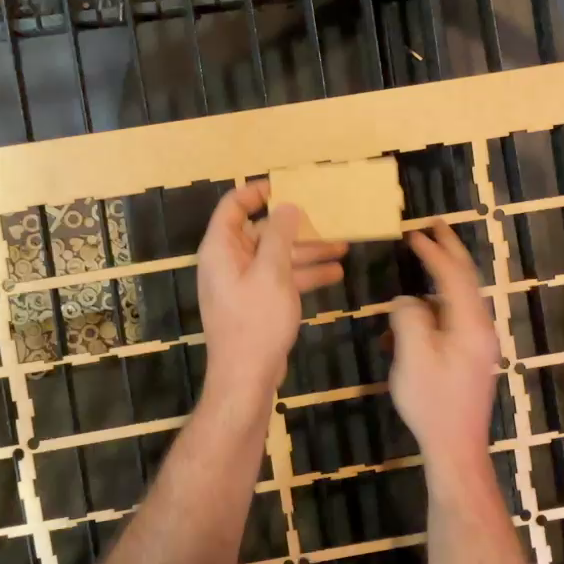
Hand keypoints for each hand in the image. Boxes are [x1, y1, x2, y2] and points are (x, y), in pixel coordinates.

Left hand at [197, 181, 347, 398]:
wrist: (245, 378)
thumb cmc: (255, 321)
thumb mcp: (271, 273)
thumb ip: (279, 236)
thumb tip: (287, 206)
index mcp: (221, 248)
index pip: (233, 206)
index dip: (257, 191)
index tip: (287, 185)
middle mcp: (228, 261)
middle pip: (261, 231)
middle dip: (296, 226)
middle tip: (328, 218)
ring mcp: (242, 284)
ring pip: (276, 257)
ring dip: (307, 252)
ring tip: (342, 248)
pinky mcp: (256, 303)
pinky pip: (280, 279)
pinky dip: (303, 275)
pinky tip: (334, 274)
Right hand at [388, 224, 499, 466]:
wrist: (456, 448)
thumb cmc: (433, 402)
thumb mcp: (413, 356)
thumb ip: (408, 318)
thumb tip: (406, 301)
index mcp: (470, 324)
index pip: (453, 275)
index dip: (433, 252)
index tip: (413, 232)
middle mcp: (481, 328)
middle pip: (465, 280)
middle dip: (449, 251)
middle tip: (435, 225)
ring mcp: (478, 344)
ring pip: (455, 302)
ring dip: (433, 288)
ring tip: (413, 279)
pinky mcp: (470, 358)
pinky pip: (449, 324)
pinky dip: (429, 317)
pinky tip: (403, 332)